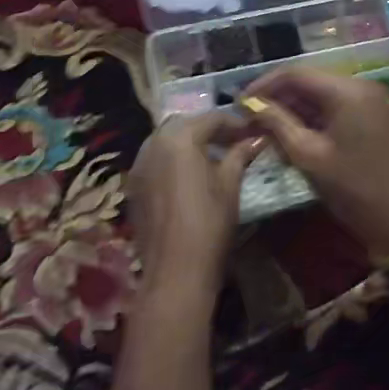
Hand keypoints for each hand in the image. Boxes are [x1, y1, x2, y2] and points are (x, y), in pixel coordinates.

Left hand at [127, 112, 265, 302]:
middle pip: (183, 125)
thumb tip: (255, 140)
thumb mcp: (229, 185)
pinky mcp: (132, 186)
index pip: (210, 118)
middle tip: (232, 142)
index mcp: (178, 139)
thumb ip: (239, 155)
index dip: (234, 122)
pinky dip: (171, 159)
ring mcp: (138, 165)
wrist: (175, 271)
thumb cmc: (209, 224)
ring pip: (164, 141)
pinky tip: (188, 176)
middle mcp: (152, 144)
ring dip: (187, 142)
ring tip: (210, 158)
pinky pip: (153, 160)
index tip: (252, 130)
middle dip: (207, 129)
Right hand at [242, 68, 388, 262]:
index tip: (240, 103)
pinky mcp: (368, 114)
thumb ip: (277, 123)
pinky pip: (331, 106)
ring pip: (318, 93)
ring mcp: (367, 99)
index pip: (296, 73)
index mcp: (347, 90)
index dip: (264, 85)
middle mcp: (359, 85)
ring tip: (263, 127)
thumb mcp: (307, 154)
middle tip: (249, 117)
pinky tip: (287, 132)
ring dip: (291, 108)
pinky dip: (309, 116)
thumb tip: (250, 104)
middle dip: (277, 97)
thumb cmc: (351, 186)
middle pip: (308, 81)